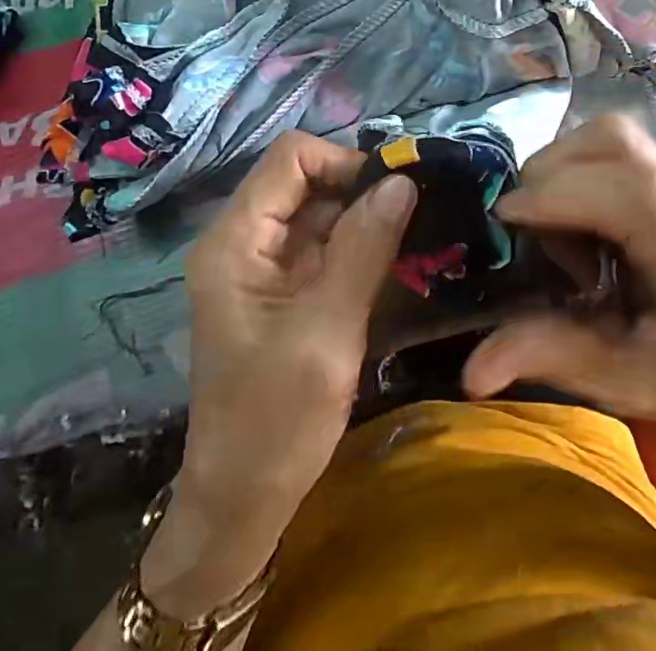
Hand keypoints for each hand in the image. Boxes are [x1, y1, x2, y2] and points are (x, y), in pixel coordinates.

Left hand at [145, 132, 414, 614]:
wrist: (242, 497)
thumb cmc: (276, 419)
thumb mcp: (326, 331)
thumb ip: (362, 250)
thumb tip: (401, 182)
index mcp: (234, 239)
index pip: (290, 159)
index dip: (344, 163)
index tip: (397, 195)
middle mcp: (243, 241)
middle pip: (304, 183)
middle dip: (361, 192)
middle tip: (420, 216)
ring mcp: (261, 268)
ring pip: (318, 216)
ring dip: (365, 221)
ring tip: (419, 237)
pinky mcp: (281, 294)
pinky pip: (322, 251)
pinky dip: (358, 250)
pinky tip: (397, 264)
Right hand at [461, 115, 655, 434]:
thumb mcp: (617, 382)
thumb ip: (549, 358)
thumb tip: (471, 372)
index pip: (639, 196)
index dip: (564, 193)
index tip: (507, 216)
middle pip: (620, 144)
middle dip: (551, 174)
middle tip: (523, 225)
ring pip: (613, 134)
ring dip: (560, 165)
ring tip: (549, 221)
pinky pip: (614, 146)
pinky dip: (574, 166)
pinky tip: (572, 216)